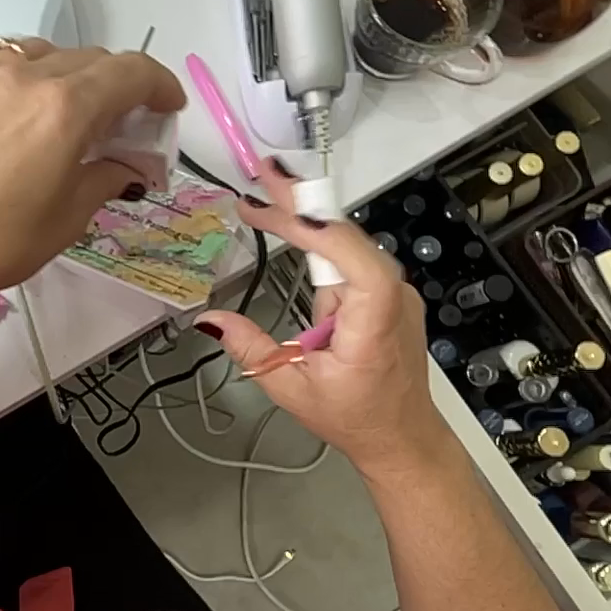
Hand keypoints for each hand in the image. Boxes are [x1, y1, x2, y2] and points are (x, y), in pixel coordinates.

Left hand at [0, 40, 186, 363]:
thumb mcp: (69, 217)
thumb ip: (108, 177)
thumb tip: (128, 165)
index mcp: (66, 106)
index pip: (131, 73)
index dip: (161, 86)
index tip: (169, 109)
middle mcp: (26, 76)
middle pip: (91, 60)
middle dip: (120, 87)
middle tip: (125, 126)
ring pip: (47, 55)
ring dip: (74, 76)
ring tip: (75, 116)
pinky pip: (7, 67)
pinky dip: (32, 80)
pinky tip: (27, 116)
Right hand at [195, 160, 452, 479]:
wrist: (400, 434)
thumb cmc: (352, 416)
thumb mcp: (291, 388)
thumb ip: (252, 349)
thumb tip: (209, 320)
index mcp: (374, 323)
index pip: (356, 264)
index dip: (323, 233)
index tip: (286, 210)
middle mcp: (391, 296)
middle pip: (345, 239)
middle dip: (299, 205)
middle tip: (262, 175)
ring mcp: (391, 292)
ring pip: (341, 247)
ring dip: (300, 224)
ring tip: (258, 202)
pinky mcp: (383, 293)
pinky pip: (346, 260)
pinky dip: (315, 243)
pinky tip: (287, 226)